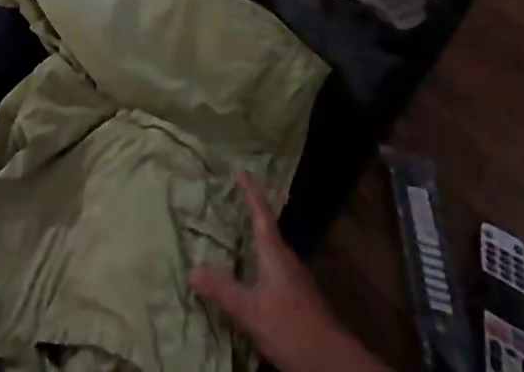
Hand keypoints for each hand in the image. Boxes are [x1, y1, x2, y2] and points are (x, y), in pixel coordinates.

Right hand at [188, 174, 389, 371]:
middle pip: (268, 230)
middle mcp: (287, 260)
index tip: (243, 172)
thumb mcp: (251, 310)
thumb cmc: (290, 327)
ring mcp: (295, 279)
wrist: (331, 361)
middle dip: (251, 214)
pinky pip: (274, 269)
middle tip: (232, 201)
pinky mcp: (298, 297)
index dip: (251, 192)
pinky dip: (259, 262)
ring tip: (236, 236)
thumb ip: (222, 290)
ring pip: (271, 251)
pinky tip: (250, 276)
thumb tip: (191, 269)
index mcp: (275, 254)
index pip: (261, 214)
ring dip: (255, 240)